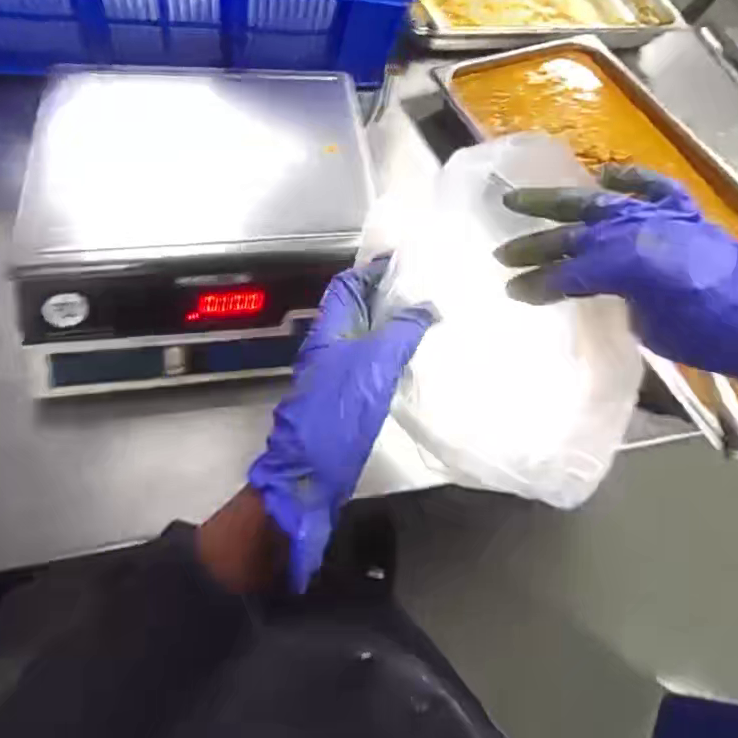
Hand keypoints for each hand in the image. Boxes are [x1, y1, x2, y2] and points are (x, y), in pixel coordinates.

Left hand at [247, 260, 435, 591]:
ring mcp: (337, 371)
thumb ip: (401, 333)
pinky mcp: (347, 394)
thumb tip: (428, 307)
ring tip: (427, 314)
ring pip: (366, 334)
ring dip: (392, 322)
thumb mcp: (373, 367)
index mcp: (329, 330)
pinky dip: (392, 350)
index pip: (348, 284)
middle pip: (358, 307)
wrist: (309, 475)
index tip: (406, 262)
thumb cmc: (338, 415)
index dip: (373, 269)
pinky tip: (415, 354)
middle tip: (426, 287)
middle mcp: (330, 345)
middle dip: (388, 294)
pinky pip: (371, 360)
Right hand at [494, 164, 737, 427]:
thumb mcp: (650, 313)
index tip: (512, 290)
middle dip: (538, 240)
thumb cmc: (710, 326)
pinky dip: (630, 176)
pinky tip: (606, 173)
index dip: (543, 275)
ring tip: (520, 202)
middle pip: (579, 228)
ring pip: (600, 205)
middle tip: (502, 252)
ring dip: (559, 206)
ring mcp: (664, 218)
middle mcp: (645, 225)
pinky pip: (653, 188)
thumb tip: (554, 281)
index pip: (577, 259)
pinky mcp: (683, 217)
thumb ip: (601, 285)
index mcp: (635, 248)